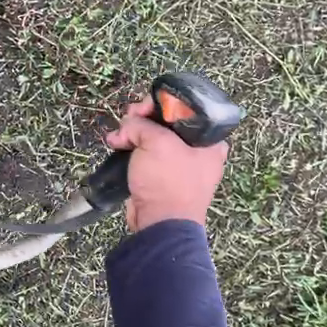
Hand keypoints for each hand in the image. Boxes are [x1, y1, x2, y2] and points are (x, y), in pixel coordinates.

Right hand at [103, 99, 228, 232]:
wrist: (161, 221)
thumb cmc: (168, 181)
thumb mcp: (157, 142)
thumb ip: (141, 124)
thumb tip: (127, 126)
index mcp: (210, 140)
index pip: (185, 109)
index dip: (160, 105)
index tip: (141, 109)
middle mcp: (197, 149)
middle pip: (165, 121)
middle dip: (141, 119)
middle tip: (127, 122)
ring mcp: (178, 163)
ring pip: (151, 135)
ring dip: (130, 133)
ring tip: (117, 138)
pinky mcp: (161, 174)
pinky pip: (144, 152)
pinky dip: (129, 147)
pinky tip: (116, 145)